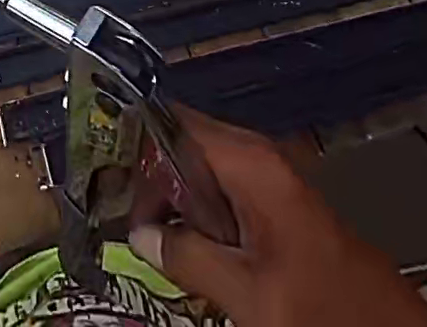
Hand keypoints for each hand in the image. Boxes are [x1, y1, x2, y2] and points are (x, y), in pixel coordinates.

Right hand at [128, 104, 426, 326]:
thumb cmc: (325, 310)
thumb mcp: (249, 293)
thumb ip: (186, 255)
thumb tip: (138, 234)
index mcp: (247, 160)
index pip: (170, 119)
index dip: (131, 135)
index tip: (101, 166)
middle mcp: (254, 158)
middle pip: (179, 143)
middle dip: (147, 173)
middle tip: (117, 207)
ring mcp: (267, 182)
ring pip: (197, 170)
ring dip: (170, 197)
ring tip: (141, 227)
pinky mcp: (276, 207)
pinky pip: (219, 193)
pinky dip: (196, 212)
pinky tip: (182, 243)